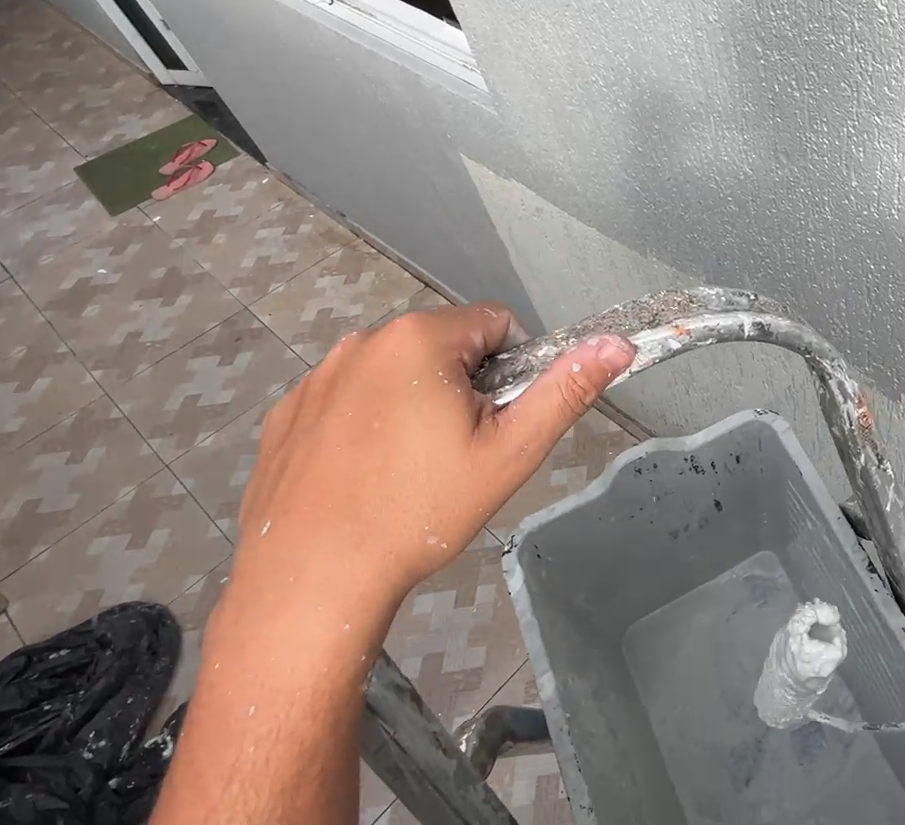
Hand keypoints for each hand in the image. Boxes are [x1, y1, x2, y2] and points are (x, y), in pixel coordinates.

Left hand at [225, 303, 635, 626]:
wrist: (312, 580)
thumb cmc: (422, 509)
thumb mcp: (513, 450)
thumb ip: (567, 389)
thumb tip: (618, 343)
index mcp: (420, 339)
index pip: (497, 324)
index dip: (514, 371)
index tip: (498, 424)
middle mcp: (363, 342)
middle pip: (447, 346)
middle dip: (466, 387)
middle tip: (461, 453)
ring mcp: (316, 378)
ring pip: (399, 373)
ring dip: (419, 402)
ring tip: (413, 470)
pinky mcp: (285, 414)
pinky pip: (351, 399)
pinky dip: (370, 424)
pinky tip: (367, 476)